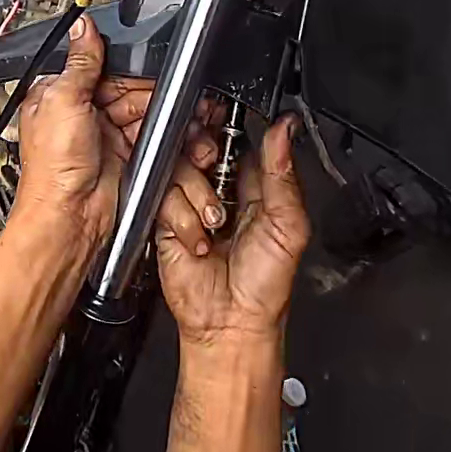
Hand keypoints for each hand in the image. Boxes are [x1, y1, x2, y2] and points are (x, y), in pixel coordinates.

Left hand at [10, 19, 223, 263]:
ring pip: (143, 108)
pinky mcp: (126, 153)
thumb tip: (82, 26)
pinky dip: (164, 130)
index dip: (126, 66)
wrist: (71, 217)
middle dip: (150, 89)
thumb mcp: (63, 101)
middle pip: (128, 86)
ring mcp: (106, 133)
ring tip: (173, 111)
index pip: (100, 67)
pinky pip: (150, 132)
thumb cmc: (52, 169)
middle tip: (166, 92)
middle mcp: (83, 111)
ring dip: (160, 109)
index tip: (148, 65)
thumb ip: (80, 63)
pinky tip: (173, 128)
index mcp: (60, 94)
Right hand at [155, 115, 309, 349]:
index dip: (228, 128)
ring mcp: (190, 202)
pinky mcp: (164, 220)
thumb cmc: (265, 284)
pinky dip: (182, 219)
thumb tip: (286, 129)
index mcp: (253, 182)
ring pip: (178, 166)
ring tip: (214, 225)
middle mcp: (218, 188)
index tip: (227, 134)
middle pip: (198, 143)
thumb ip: (283, 174)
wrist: (231, 323)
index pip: (236, 137)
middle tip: (213, 169)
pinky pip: (162, 197)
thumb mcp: (288, 225)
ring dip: (199, 197)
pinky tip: (198, 241)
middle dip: (204, 154)